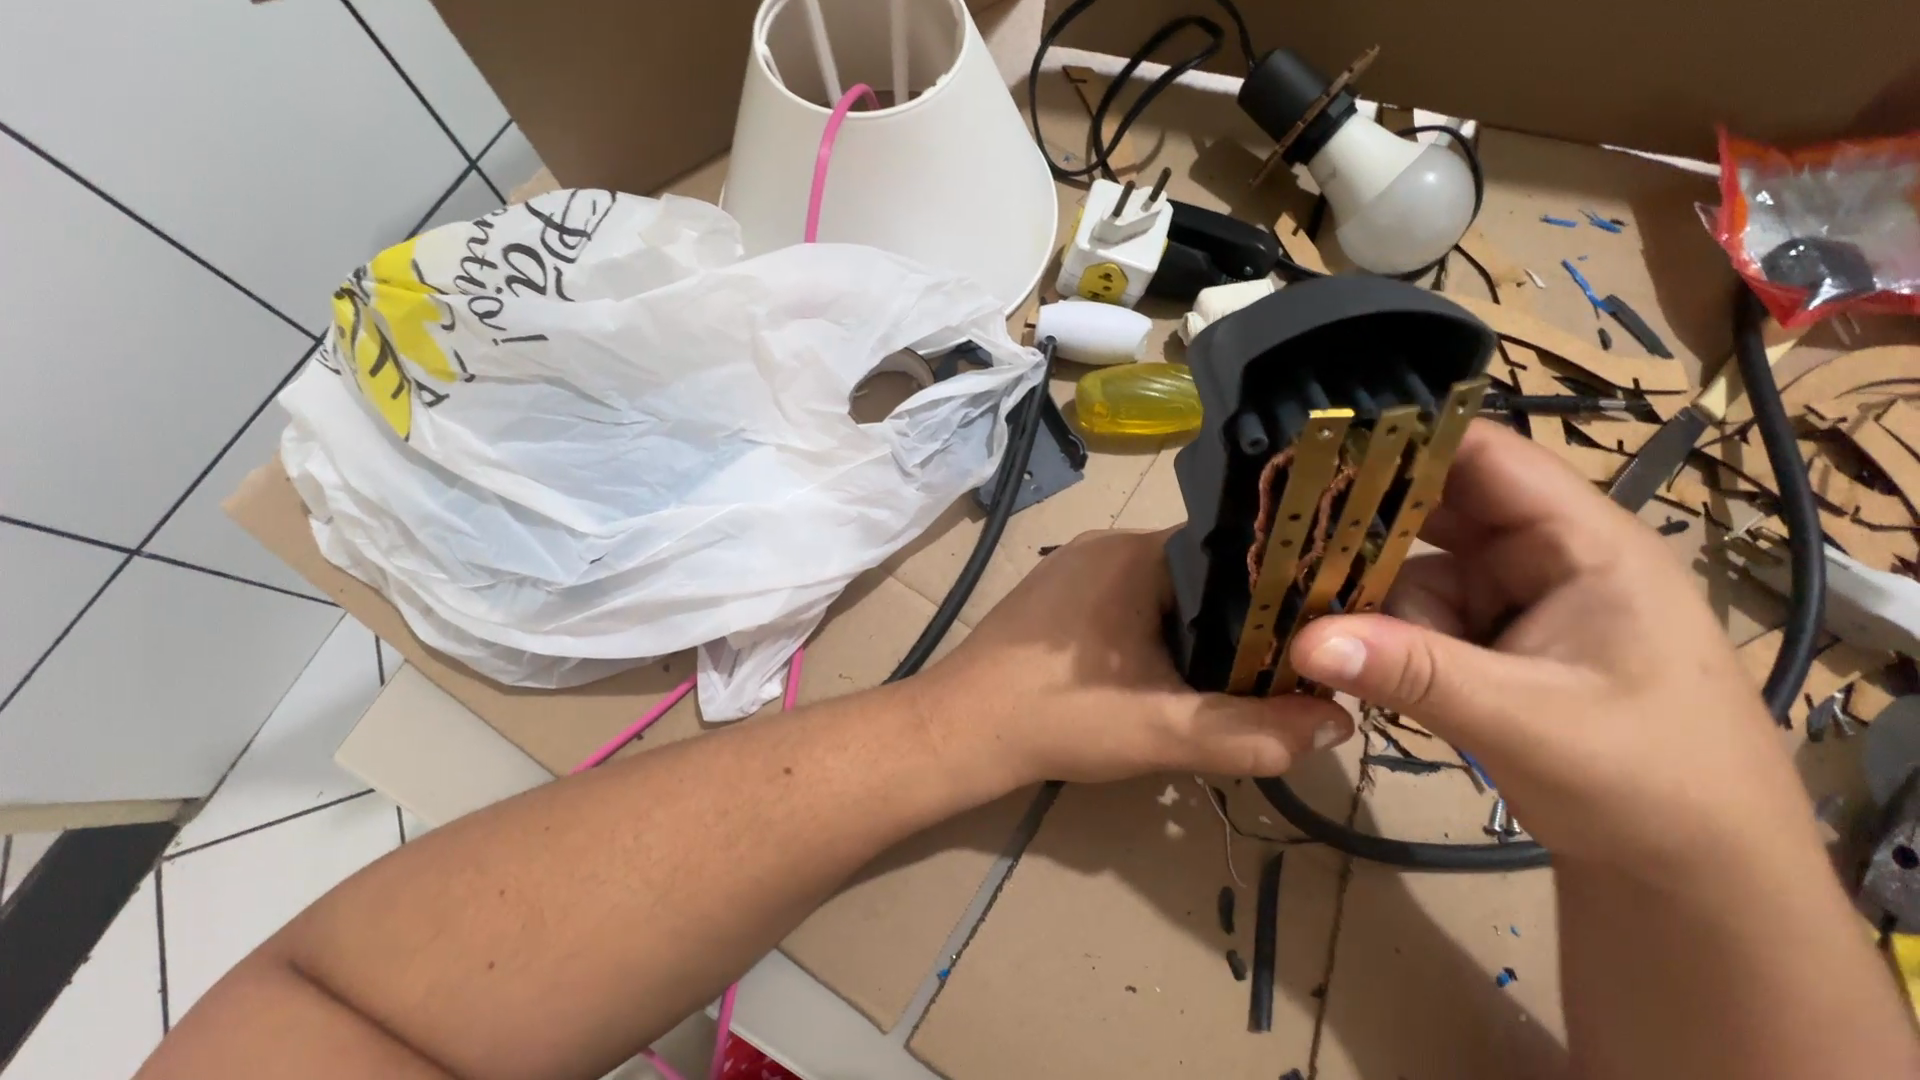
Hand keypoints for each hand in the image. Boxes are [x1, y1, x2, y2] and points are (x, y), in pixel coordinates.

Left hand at [913, 528, 1351, 786]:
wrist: (957, 730)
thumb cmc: (1057, 718)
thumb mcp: (1163, 732)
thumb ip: (1252, 731)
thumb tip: (1338, 720)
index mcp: (1136, 552)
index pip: (1234, 551)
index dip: (1279, 590)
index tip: (1313, 632)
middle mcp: (1106, 543)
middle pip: (1202, 571)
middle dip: (1240, 617)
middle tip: (1278, 665)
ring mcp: (1075, 566)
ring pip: (1164, 589)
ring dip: (1195, 628)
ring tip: (1232, 673)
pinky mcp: (1057, 595)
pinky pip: (1127, 599)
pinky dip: (1155, 631)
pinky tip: (1165, 672)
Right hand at [1288, 421, 1820, 881]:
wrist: (1691, 882)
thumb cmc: (1649, 785)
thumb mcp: (1527, 722)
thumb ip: (1412, 674)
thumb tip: (1302, 640)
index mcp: (1583, 544)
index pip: (1485, 457)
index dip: (1403, 439)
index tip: (1312, 444)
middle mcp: (1543, 559)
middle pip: (1435, 510)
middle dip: (1361, 523)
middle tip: (1277, 530)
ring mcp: (1513, 605)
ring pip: (1413, 571)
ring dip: (1362, 595)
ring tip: (1297, 613)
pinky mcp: (1490, 648)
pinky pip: (1415, 620)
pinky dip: (1377, 637)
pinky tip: (1340, 658)